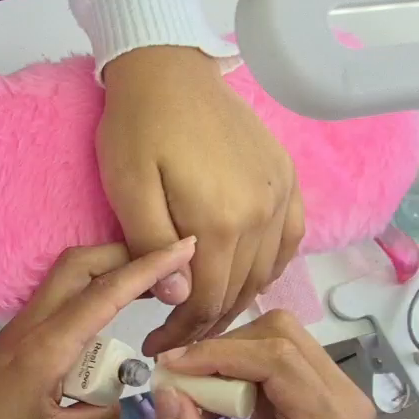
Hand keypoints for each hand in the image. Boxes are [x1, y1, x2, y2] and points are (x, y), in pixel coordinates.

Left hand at [0, 238, 199, 418]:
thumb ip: (100, 413)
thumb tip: (124, 394)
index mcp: (47, 345)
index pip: (106, 292)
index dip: (149, 266)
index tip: (185, 245)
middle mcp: (31, 325)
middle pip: (79, 264)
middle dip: (125, 254)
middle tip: (171, 268)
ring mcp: (17, 330)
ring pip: (64, 279)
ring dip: (106, 272)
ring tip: (149, 287)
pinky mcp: (10, 341)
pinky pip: (54, 302)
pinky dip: (87, 295)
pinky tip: (106, 318)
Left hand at [97, 45, 303, 354]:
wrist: (167, 71)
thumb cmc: (136, 130)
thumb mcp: (127, 189)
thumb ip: (152, 246)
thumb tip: (178, 299)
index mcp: (222, 221)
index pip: (208, 300)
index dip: (183, 332)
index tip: (158, 347)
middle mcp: (263, 213)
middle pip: (240, 291)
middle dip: (207, 324)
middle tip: (176, 341)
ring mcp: (282, 194)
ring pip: (268, 272)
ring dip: (238, 300)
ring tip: (203, 316)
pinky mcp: (286, 179)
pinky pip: (291, 240)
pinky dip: (270, 268)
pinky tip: (246, 277)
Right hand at [149, 310, 373, 418]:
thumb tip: (165, 390)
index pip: (276, 361)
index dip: (217, 353)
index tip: (168, 367)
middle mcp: (347, 403)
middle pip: (281, 336)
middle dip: (222, 349)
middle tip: (181, 379)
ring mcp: (342, 393)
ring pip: (280, 334)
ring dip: (230, 350)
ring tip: (199, 384)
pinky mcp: (327, 389)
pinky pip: (279, 350)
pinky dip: (240, 358)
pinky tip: (219, 389)